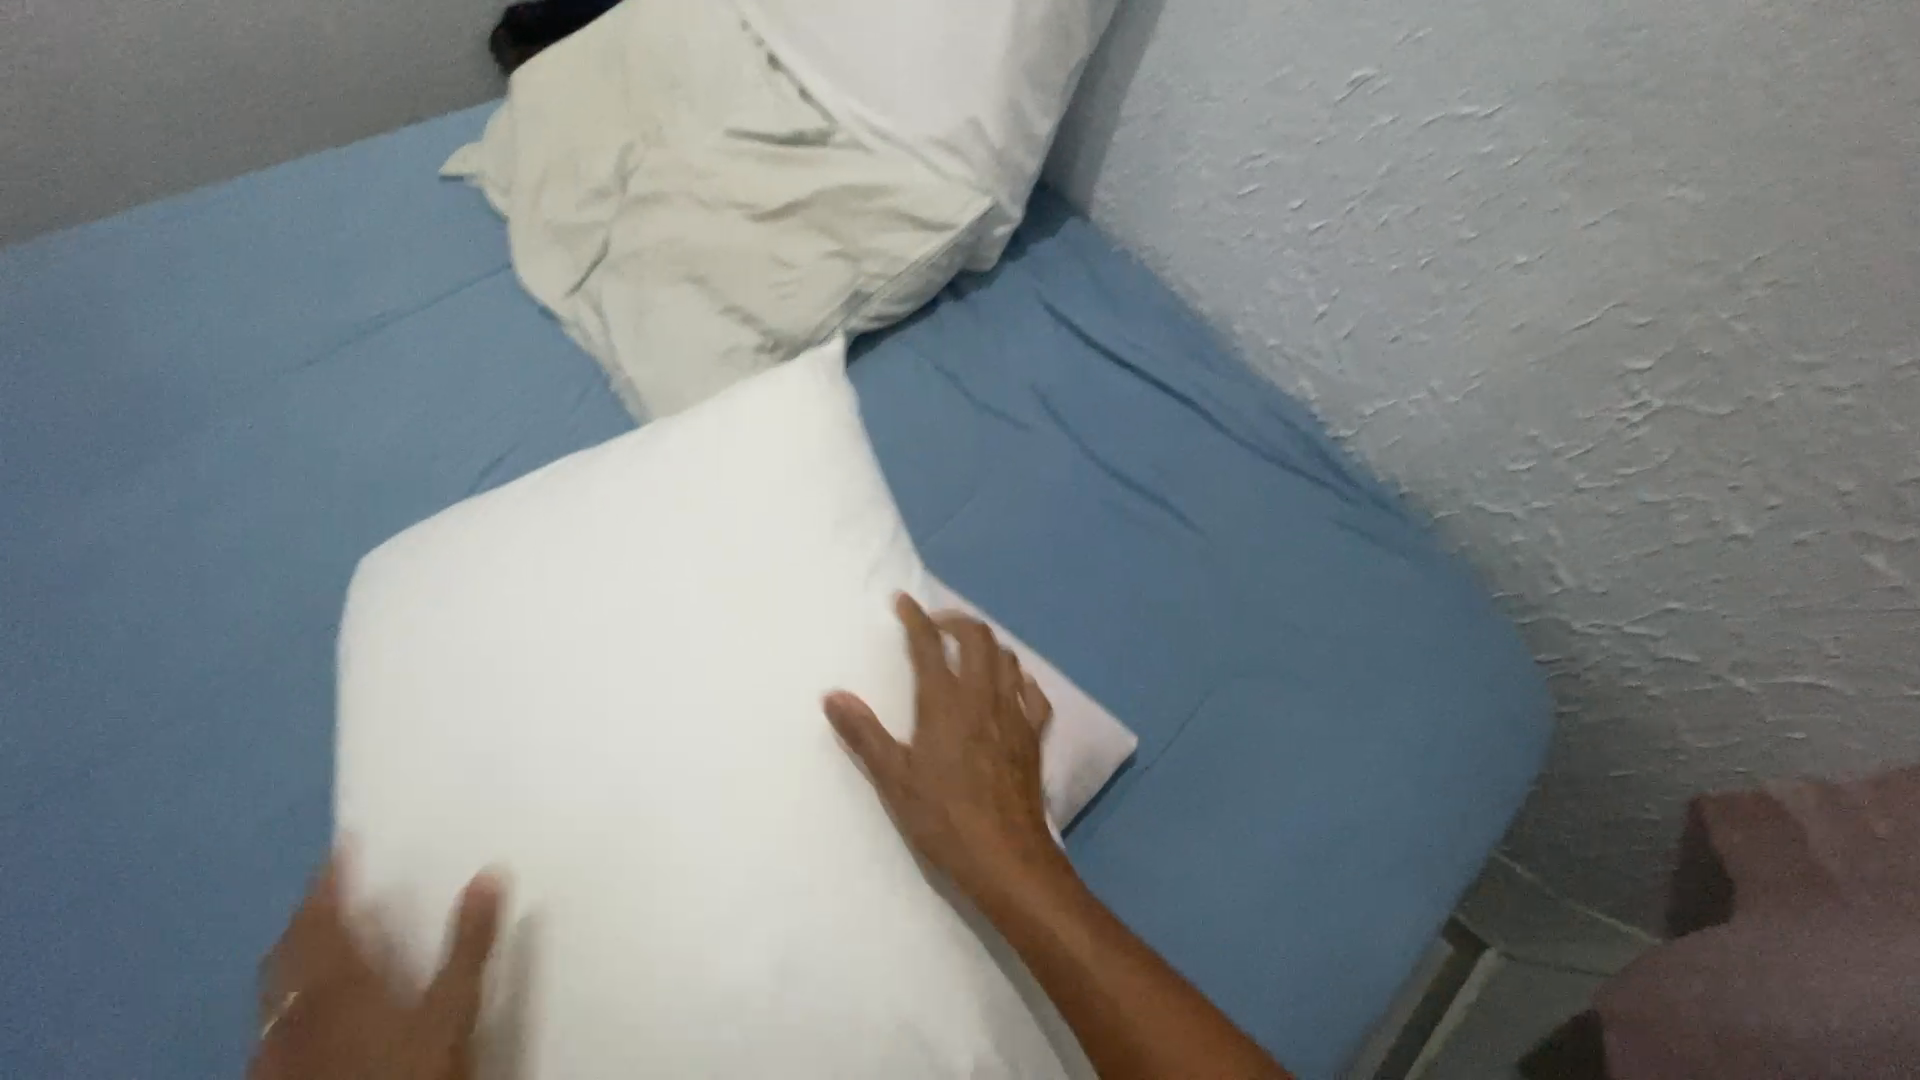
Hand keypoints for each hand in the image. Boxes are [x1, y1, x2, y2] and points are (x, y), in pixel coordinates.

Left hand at [249, 858, 502, 1079]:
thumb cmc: (411, 1065)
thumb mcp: (455, 1003)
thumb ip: (470, 940)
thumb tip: (491, 872)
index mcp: (341, 978)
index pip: (326, 915)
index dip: (333, 877)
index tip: (344, 843)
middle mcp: (301, 1004)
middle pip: (292, 948)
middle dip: (311, 912)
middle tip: (331, 884)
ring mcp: (282, 1041)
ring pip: (277, 984)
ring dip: (298, 951)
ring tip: (323, 935)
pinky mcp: (278, 1069)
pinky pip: (276, 1016)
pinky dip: (293, 991)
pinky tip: (314, 1000)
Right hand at [825, 593, 1065, 904]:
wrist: (1005, 855)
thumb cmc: (943, 817)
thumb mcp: (893, 779)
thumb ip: (864, 734)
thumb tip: (833, 695)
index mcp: (944, 702)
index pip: (928, 644)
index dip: (915, 617)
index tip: (903, 601)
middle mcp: (982, 696)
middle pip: (977, 637)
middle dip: (956, 621)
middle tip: (935, 626)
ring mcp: (1014, 713)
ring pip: (1007, 659)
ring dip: (987, 645)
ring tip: (968, 652)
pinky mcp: (1034, 735)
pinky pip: (1033, 692)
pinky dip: (1019, 679)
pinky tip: (1011, 686)